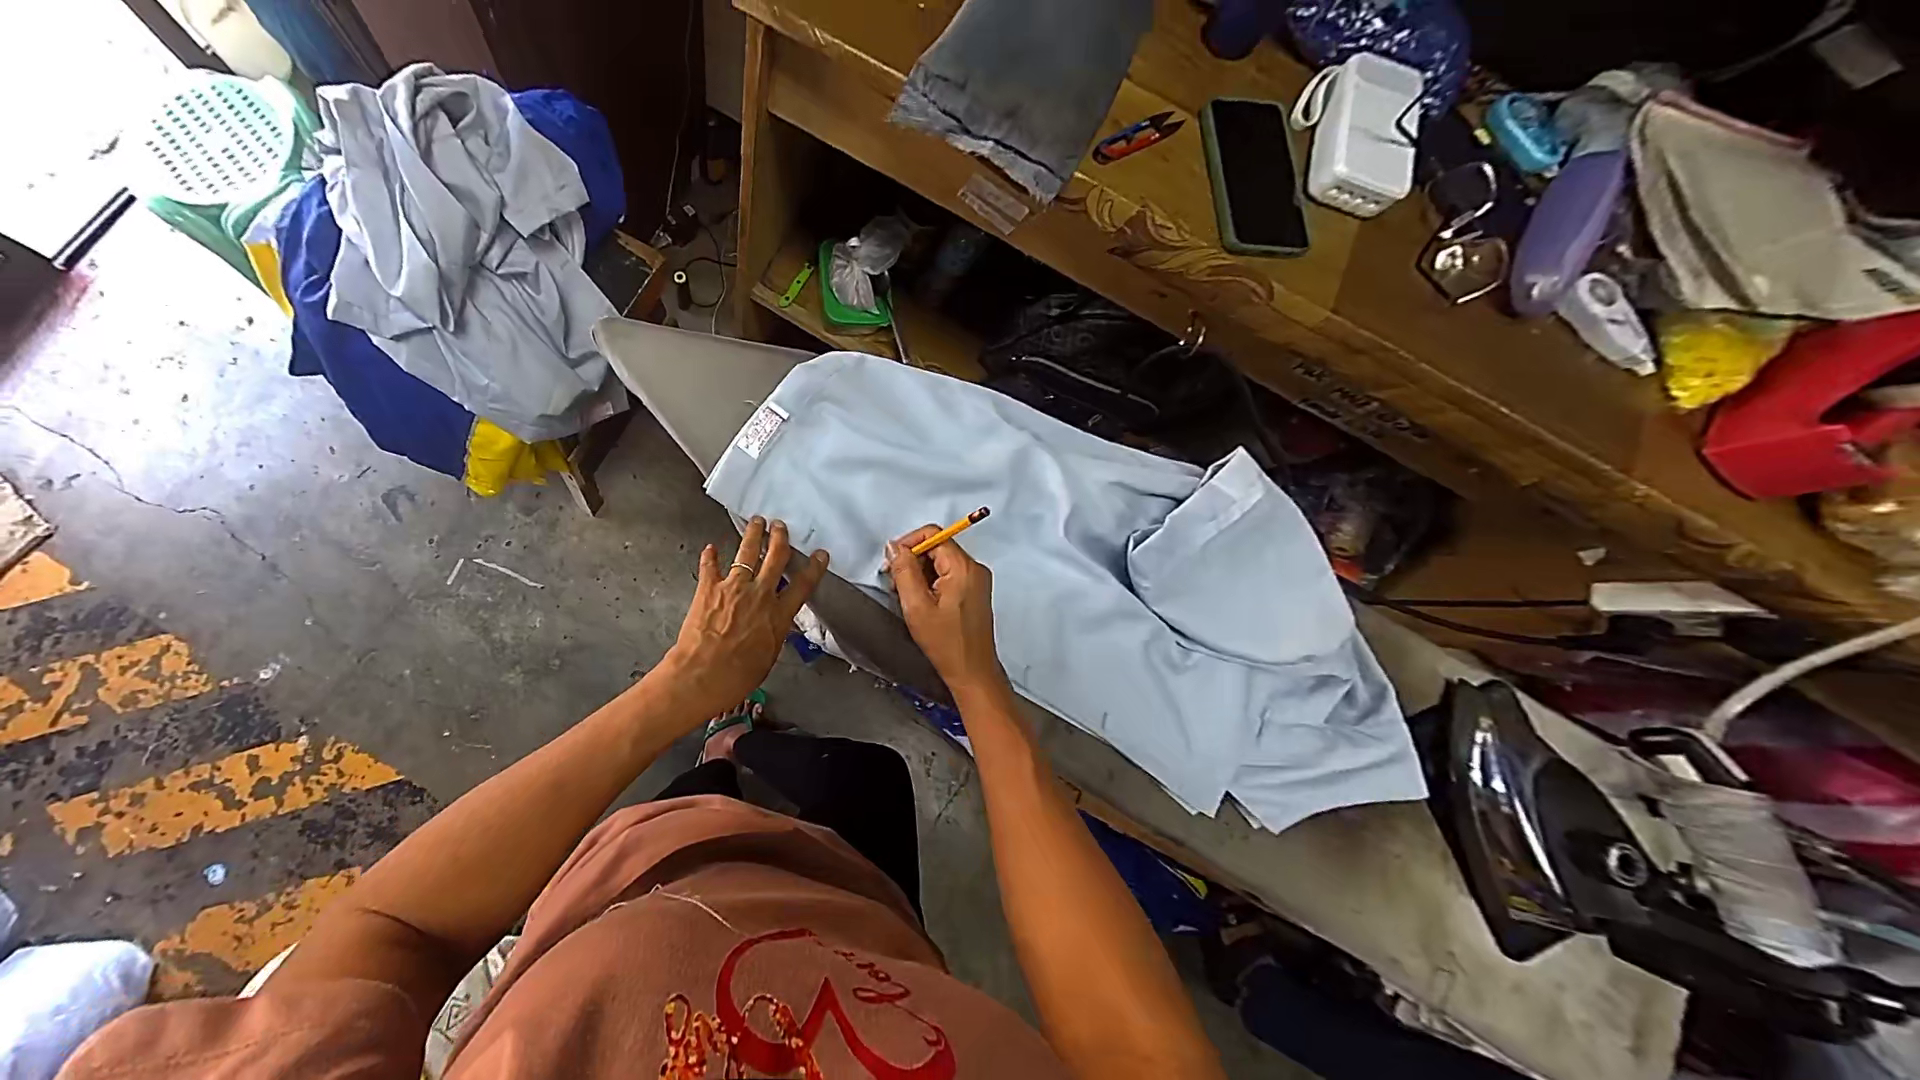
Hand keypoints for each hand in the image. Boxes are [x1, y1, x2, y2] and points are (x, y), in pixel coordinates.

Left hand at [652, 517, 828, 721]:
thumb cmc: (737, 674)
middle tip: (782, 527)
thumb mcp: (769, 656)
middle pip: (776, 558)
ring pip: (747, 552)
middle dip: (780, 538)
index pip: (803, 584)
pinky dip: (710, 556)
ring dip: (753, 534)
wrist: (703, 674)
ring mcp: (734, 588)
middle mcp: (760, 595)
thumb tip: (775, 627)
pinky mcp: (709, 589)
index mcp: (778, 614)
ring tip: (757, 522)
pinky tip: (710, 548)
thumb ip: (775, 634)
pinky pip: (710, 566)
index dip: (814, 567)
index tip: (820, 556)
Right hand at [886, 526, 1007, 698]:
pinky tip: (922, 603)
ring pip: (941, 561)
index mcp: (963, 568)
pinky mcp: (974, 591)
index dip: (908, 543)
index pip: (933, 534)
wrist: (972, 671)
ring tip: (909, 597)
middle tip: (896, 583)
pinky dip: (932, 582)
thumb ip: (904, 571)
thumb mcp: (916, 606)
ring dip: (920, 573)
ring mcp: (977, 580)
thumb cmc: (948, 644)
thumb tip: (894, 547)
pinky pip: (949, 575)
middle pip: (937, 547)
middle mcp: (974, 569)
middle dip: (913, 560)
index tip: (892, 562)